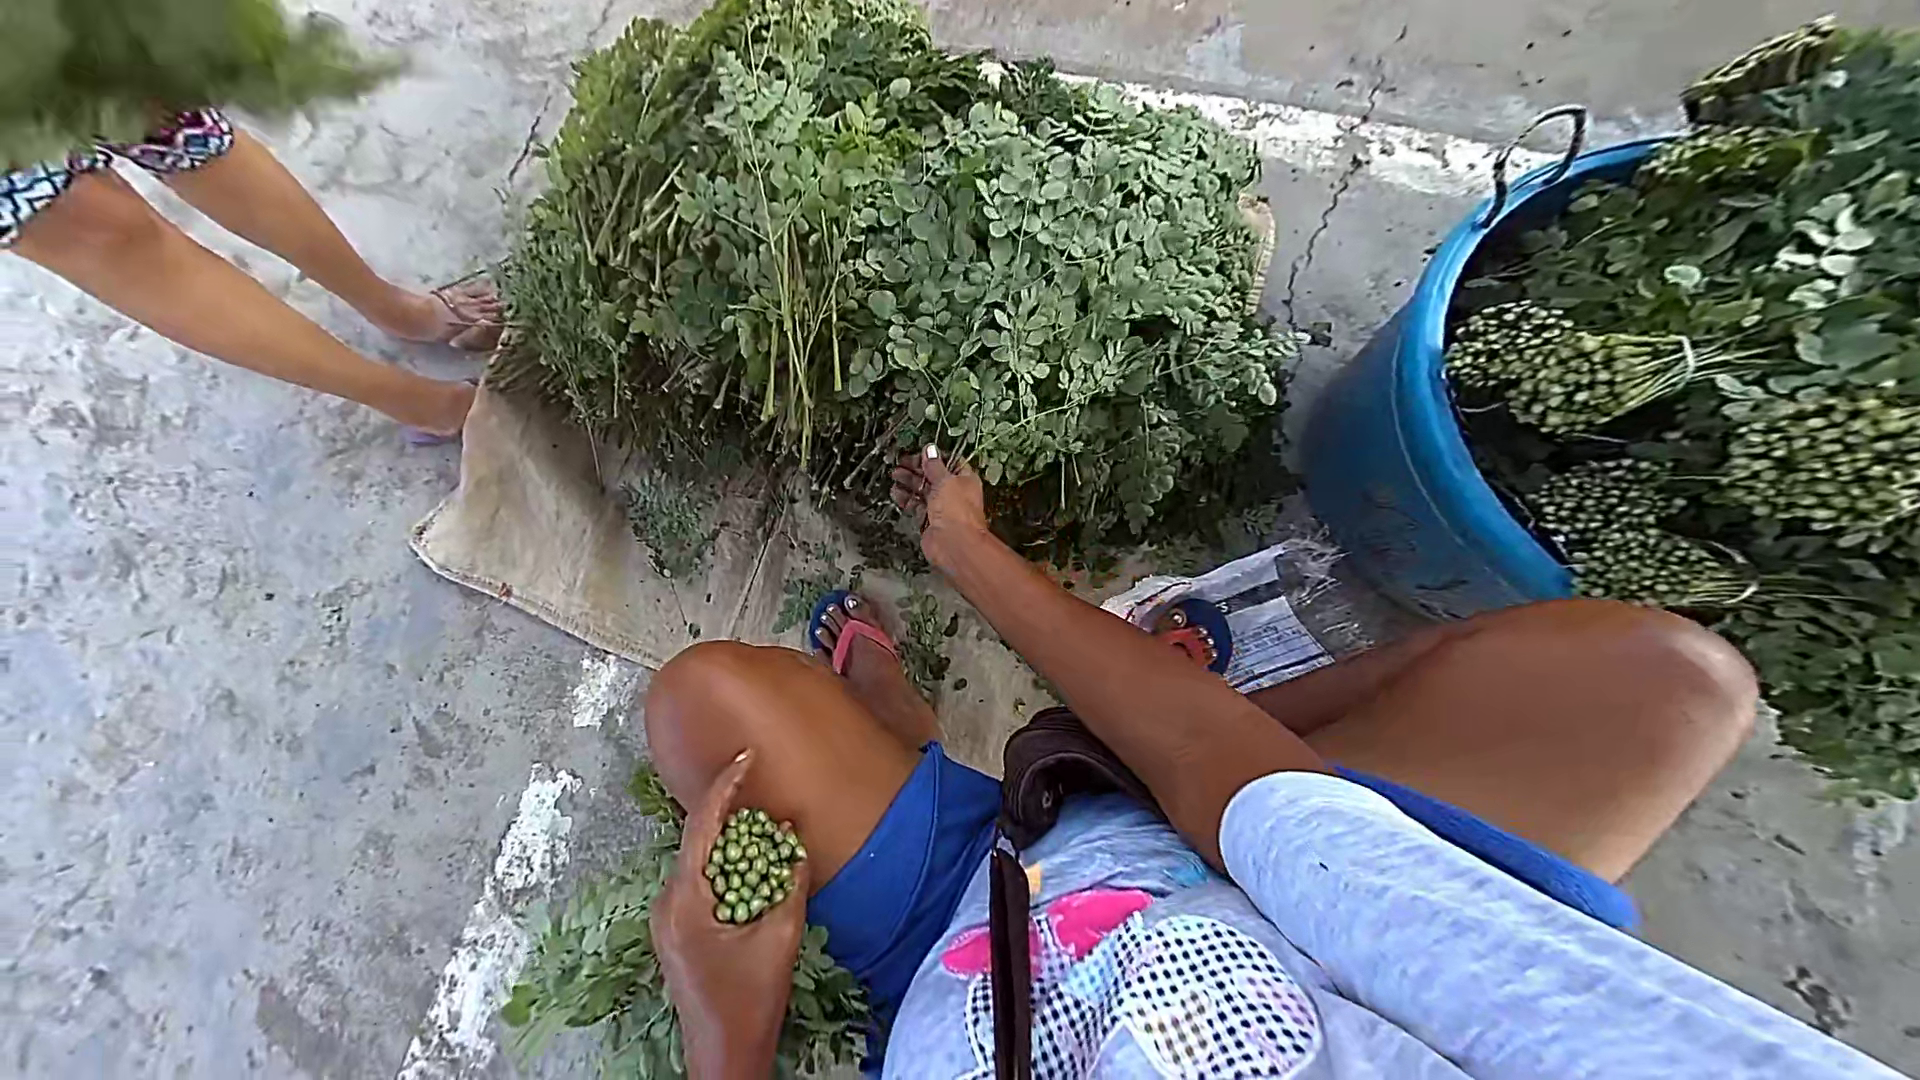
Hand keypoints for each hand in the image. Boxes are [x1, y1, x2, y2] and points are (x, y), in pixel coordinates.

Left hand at [652, 751, 810, 1079]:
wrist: (724, 1054)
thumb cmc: (752, 998)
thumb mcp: (781, 933)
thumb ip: (790, 878)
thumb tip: (791, 832)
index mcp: (686, 900)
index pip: (702, 825)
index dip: (725, 785)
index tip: (746, 755)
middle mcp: (668, 903)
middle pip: (697, 836)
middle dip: (729, 804)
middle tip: (757, 775)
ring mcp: (669, 916)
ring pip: (699, 854)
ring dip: (729, 831)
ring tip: (760, 811)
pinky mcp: (678, 925)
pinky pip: (701, 874)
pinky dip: (726, 856)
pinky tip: (750, 851)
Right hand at [891, 445, 989, 570]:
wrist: (953, 544)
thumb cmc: (957, 512)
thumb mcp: (945, 480)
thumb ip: (934, 465)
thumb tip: (929, 450)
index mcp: (965, 480)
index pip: (949, 462)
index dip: (933, 457)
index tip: (918, 453)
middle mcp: (954, 493)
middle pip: (933, 476)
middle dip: (917, 469)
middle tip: (901, 463)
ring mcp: (942, 508)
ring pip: (923, 491)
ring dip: (909, 482)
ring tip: (895, 475)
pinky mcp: (929, 520)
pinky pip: (916, 506)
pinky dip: (906, 499)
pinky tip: (896, 492)